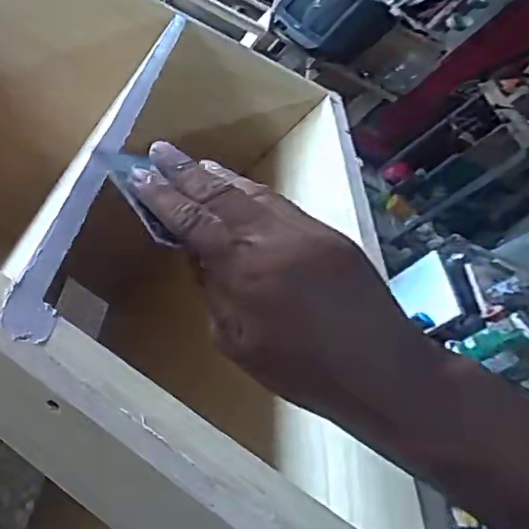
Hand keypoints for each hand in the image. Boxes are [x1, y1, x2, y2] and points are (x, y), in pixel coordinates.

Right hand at [128, 142, 445, 432]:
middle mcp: (276, 241)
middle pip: (220, 195)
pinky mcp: (330, 236)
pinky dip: (249, 190)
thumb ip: (211, 289)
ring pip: (252, 193)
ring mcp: (308, 234)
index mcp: (246, 271)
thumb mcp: (233, 338)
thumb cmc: (301, 371)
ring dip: (217, 176)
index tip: (137, 176)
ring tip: (191, 161)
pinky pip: (279, 203)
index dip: (161, 197)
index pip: (192, 221)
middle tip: (157, 150)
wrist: (391, 378)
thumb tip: (196, 255)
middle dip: (184, 171)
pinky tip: (234, 186)